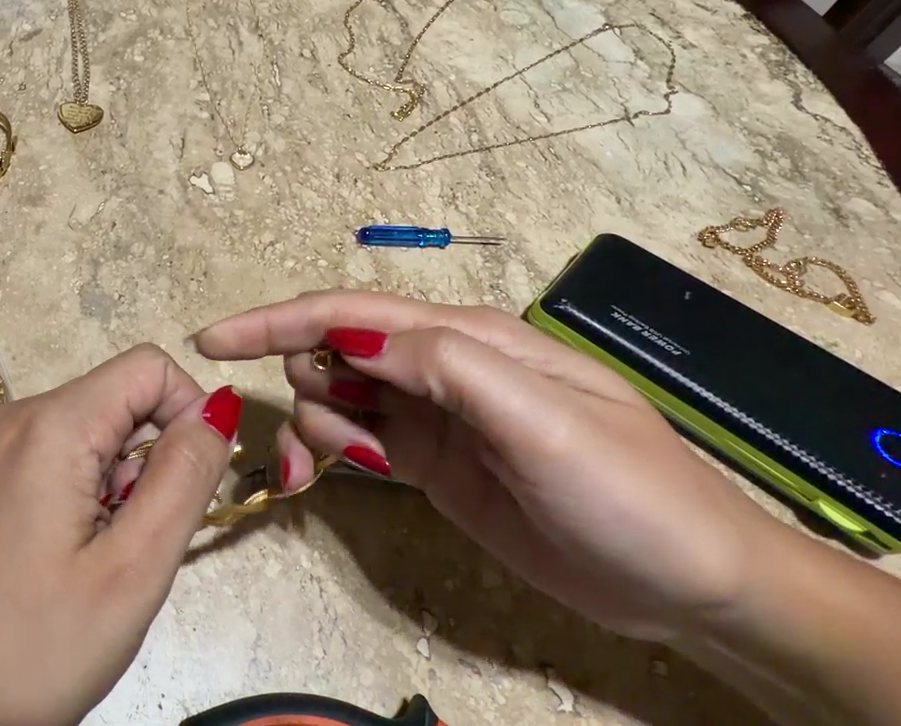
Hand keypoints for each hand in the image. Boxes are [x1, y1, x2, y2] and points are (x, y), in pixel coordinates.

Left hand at [0, 345, 241, 725]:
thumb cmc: (25, 650)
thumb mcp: (130, 572)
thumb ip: (183, 480)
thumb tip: (216, 413)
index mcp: (50, 424)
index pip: (148, 366)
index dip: (191, 412)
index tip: (192, 487)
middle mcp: (12, 419)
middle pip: (115, 401)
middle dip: (148, 461)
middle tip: (133, 546)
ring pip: (85, 436)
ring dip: (115, 487)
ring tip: (94, 565)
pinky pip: (49, 462)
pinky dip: (77, 498)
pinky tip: (59, 566)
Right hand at [194, 291, 780, 641]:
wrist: (689, 585)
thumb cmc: (628, 491)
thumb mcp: (544, 420)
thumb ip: (445, 366)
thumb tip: (350, 340)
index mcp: (465, 340)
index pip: (349, 315)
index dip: (276, 321)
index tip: (211, 341)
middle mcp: (438, 368)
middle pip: (331, 353)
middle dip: (297, 383)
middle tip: (308, 443)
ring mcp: (430, 417)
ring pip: (336, 399)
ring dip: (314, 427)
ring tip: (327, 469)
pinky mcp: (427, 463)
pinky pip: (355, 443)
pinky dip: (331, 452)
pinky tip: (337, 475)